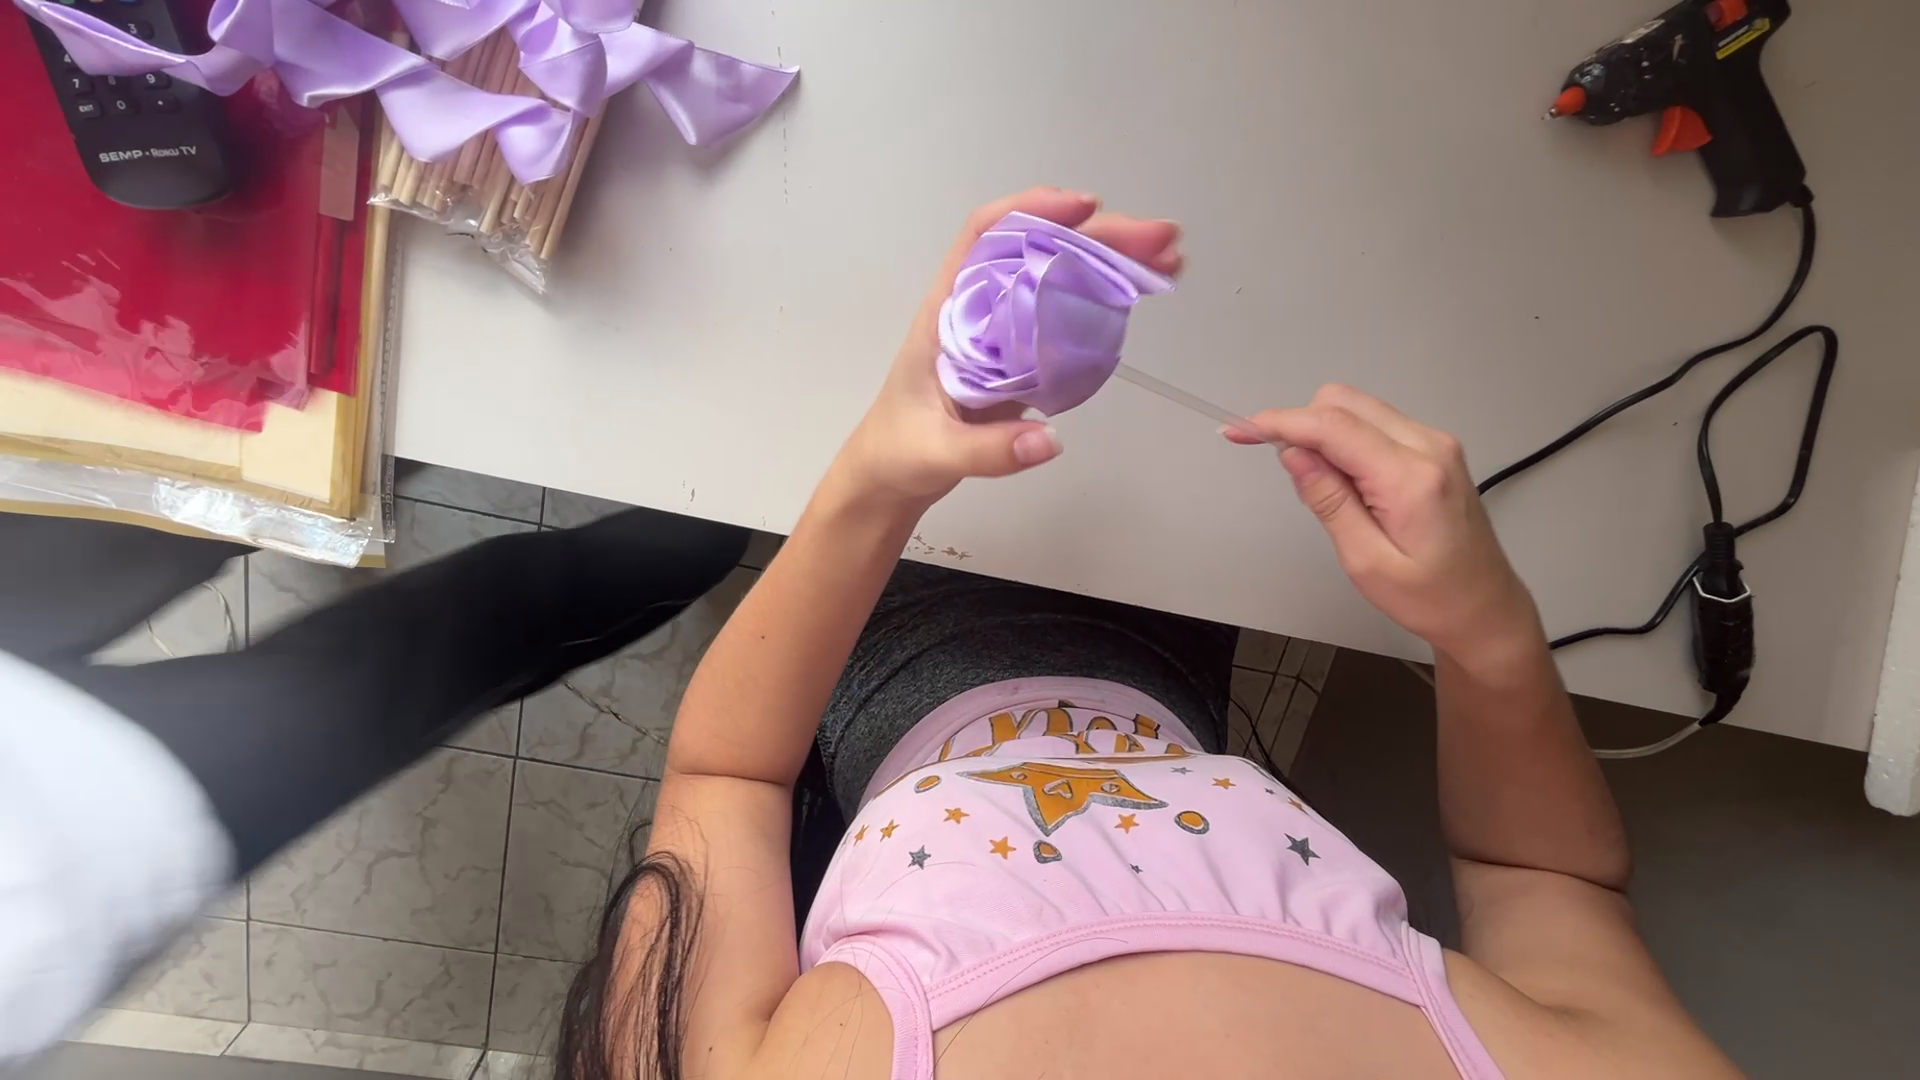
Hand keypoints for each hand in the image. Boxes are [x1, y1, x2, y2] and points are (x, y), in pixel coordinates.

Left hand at [833, 187, 1183, 508]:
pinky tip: (1133, 301)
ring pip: (1056, 280)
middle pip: (1038, 253)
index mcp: (946, 314)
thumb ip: (989, 451)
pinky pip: (1060, 320)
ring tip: (1164, 264)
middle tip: (1160, 242)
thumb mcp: (937, 453)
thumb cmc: (899, 453)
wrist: (890, 476)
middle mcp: (976, 312)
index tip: (1085, 208)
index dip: (1033, 211)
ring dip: (1108, 265)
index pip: (985, 237)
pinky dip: (1099, 306)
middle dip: (1098, 238)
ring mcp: (999, 335)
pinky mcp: (1016, 361)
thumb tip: (1051, 440)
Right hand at [1228, 385, 1541, 667]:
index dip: (1279, 423)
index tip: (1237, 431)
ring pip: (1356, 407)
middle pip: (1342, 403)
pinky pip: (1373, 423)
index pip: (1332, 427)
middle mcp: (1427, 445)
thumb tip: (1292, 453)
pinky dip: (1342, 437)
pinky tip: (1340, 476)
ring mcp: (1434, 442)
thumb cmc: (1426, 597)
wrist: (1485, 607)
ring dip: (1320, 431)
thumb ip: (1328, 500)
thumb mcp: (1364, 560)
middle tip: (1279, 466)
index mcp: (1409, 478)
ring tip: (1316, 482)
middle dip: (1299, 424)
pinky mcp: (1433, 448)